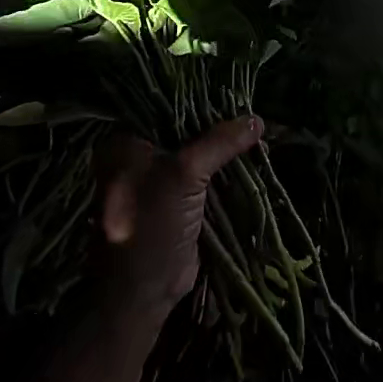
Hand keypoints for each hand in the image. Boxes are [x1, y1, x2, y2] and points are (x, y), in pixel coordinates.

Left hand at [99, 114, 262, 317]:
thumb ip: (220, 142)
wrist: (144, 292)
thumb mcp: (185, 174)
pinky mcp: (176, 198)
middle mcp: (138, 154)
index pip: (165, 103)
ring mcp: (157, 178)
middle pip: (184, 127)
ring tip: (256, 131)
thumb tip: (257, 119)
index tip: (232, 89)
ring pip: (197, 150)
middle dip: (217, 122)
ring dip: (224, 146)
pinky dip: (225, 167)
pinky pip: (203, 173)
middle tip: (249, 110)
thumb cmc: (152, 224)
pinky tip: (251, 155)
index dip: (198, 96)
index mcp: (125, 141)